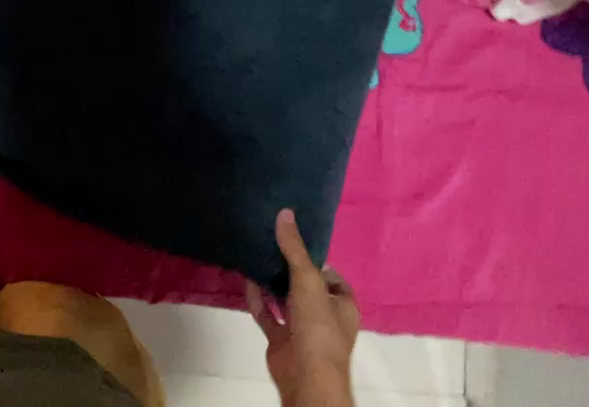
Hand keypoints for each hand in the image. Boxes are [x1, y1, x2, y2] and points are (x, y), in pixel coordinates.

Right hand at [247, 209, 359, 406]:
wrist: (305, 376)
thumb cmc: (317, 326)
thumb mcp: (308, 280)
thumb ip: (294, 249)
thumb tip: (285, 212)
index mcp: (342, 305)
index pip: (330, 275)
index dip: (315, 259)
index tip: (293, 240)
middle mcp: (324, 316)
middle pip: (305, 285)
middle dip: (288, 267)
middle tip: (268, 242)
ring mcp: (302, 329)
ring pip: (285, 299)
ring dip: (271, 282)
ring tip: (254, 254)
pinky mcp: (281, 339)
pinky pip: (267, 313)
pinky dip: (257, 298)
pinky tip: (246, 279)